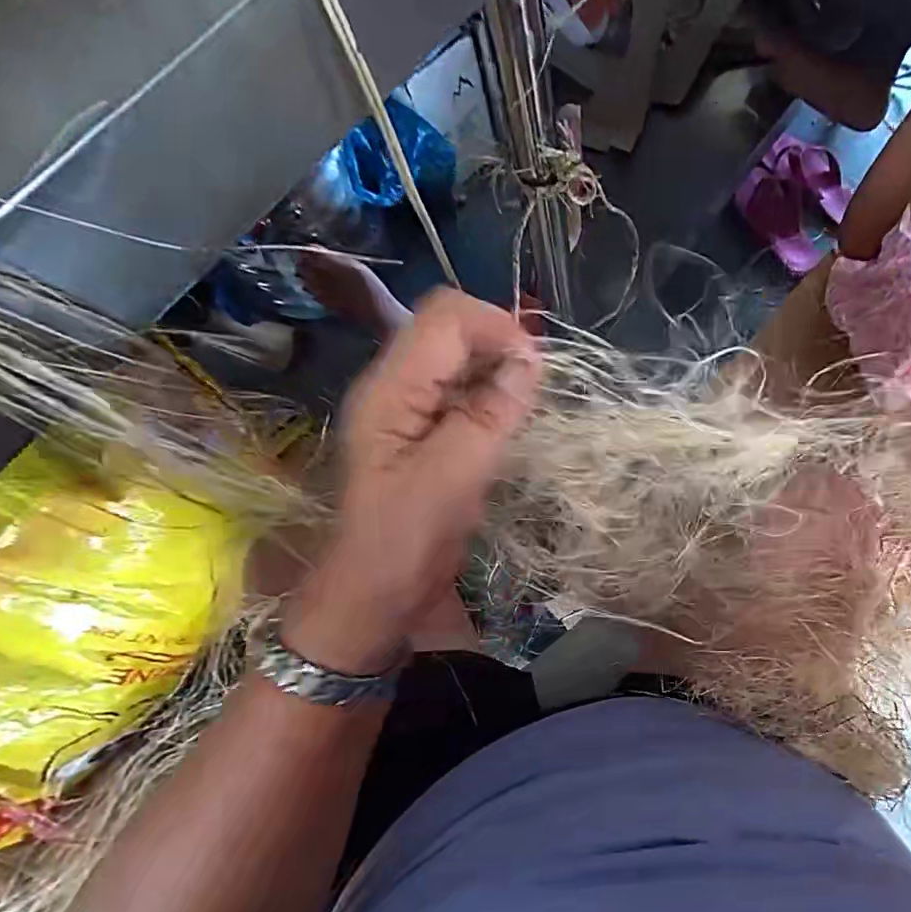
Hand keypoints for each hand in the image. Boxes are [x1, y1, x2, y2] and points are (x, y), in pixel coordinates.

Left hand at [285, 291, 540, 672]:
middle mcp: (394, 386)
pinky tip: (510, 424)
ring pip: (459, 360)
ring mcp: (406, 408)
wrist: (373, 594)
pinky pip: (461, 392)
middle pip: (451, 330)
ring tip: (528, 406)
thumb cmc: (406, 541)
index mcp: (391, 388)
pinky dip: (491, 397)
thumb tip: (529, 362)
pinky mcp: (420, 432)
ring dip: (499, 372)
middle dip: (500, 346)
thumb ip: (489, 415)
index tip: (536, 370)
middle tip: (537, 389)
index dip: (497, 327)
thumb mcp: (452, 478)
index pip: (446, 317)